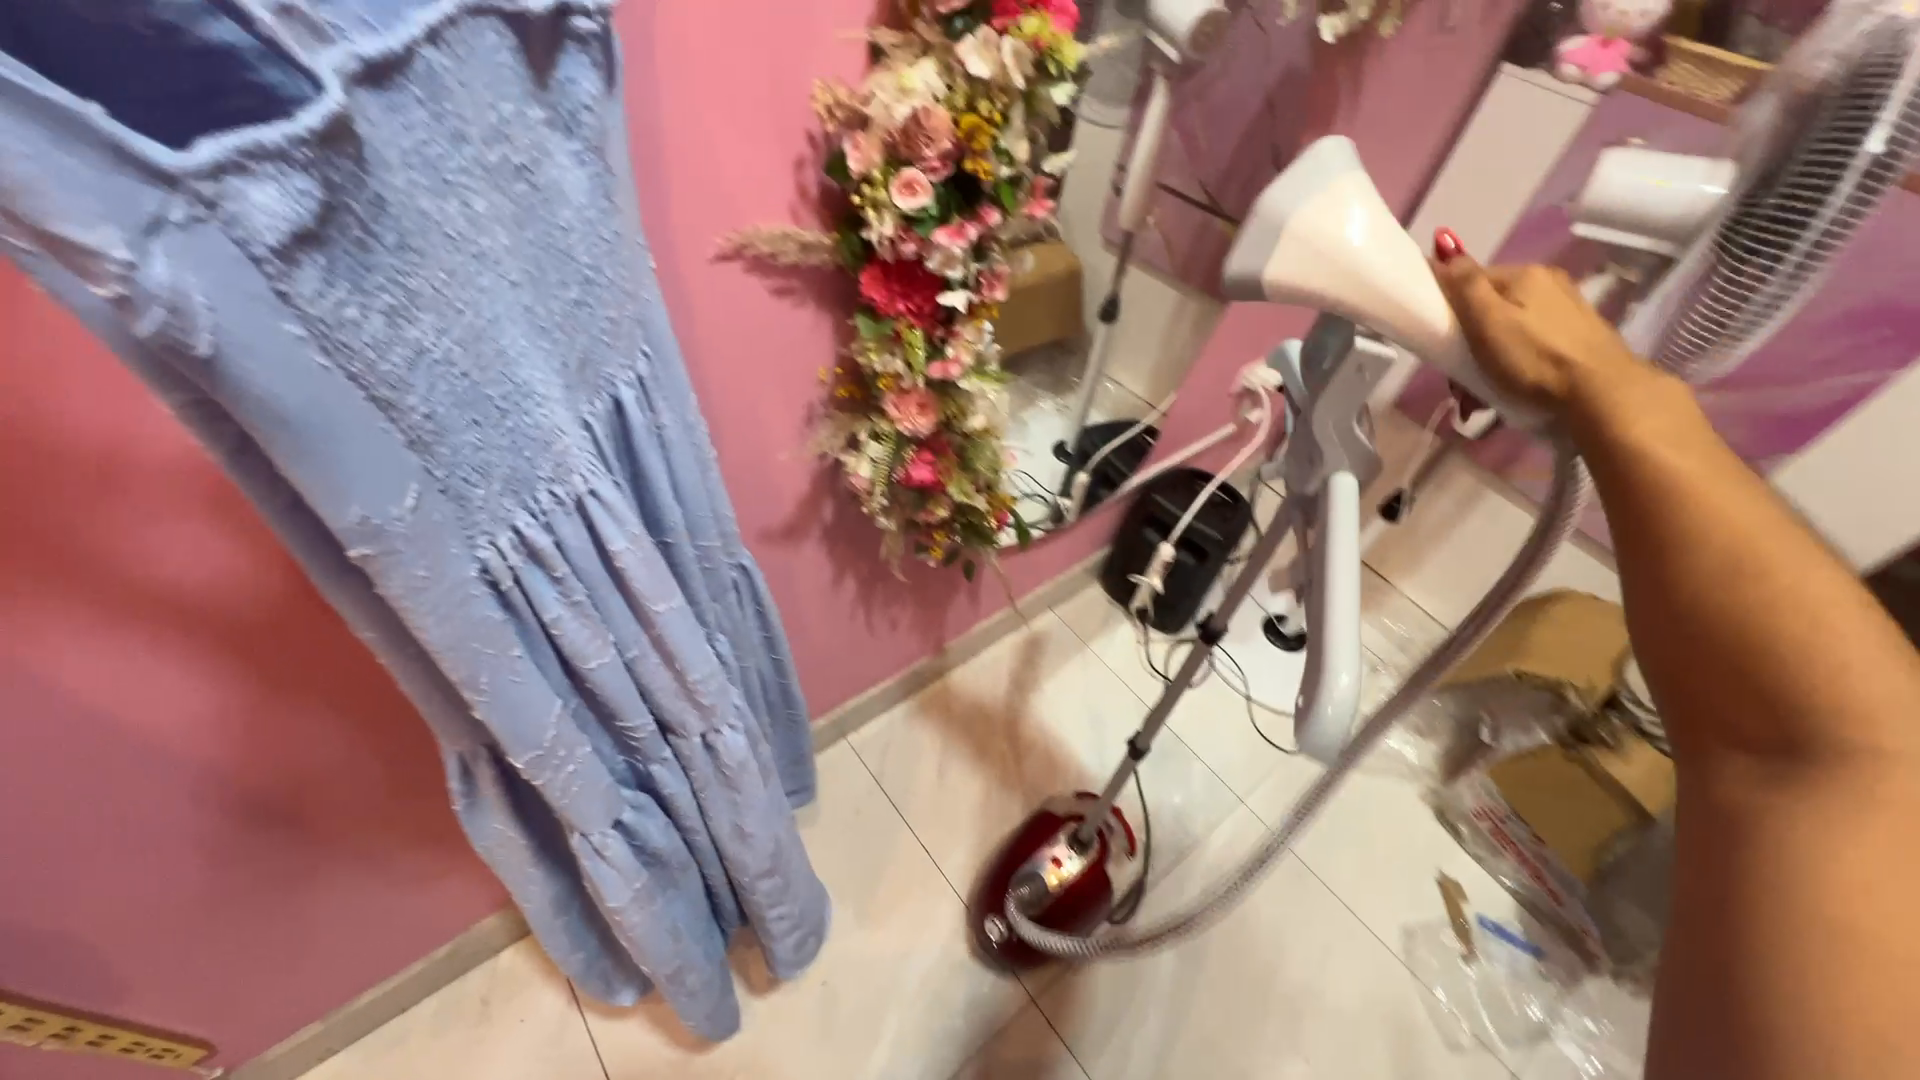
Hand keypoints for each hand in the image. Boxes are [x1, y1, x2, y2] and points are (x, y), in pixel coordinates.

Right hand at [1431, 252, 1650, 420]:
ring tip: (1477, 394)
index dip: (1447, 310)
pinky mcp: (1574, 334)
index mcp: (1524, 274)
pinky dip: (1509, 364)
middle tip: (1457, 381)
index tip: (1438, 343)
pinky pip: (1526, 343)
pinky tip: (1506, 387)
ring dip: (1484, 359)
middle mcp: (1547, 282)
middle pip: (1487, 308)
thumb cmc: (1534, 357)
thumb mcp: (1488, 320)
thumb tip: (1444, 246)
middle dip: (1466, 343)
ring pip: (1505, 328)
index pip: (1469, 280)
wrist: (1600, 392)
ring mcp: (1564, 308)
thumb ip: (1464, 284)